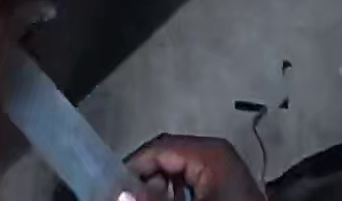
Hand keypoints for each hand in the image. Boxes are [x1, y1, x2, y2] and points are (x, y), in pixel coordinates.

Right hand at [126, 134, 265, 200]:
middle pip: (169, 157)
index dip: (136, 165)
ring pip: (178, 172)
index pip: (161, 146)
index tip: (116, 186)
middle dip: (148, 179)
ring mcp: (222, 171)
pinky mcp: (225, 188)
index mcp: (209, 151)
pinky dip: (177, 194)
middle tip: (129, 196)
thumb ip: (156, 200)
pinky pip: (191, 182)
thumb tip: (121, 192)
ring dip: (161, 189)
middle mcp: (215, 153)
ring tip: (145, 199)